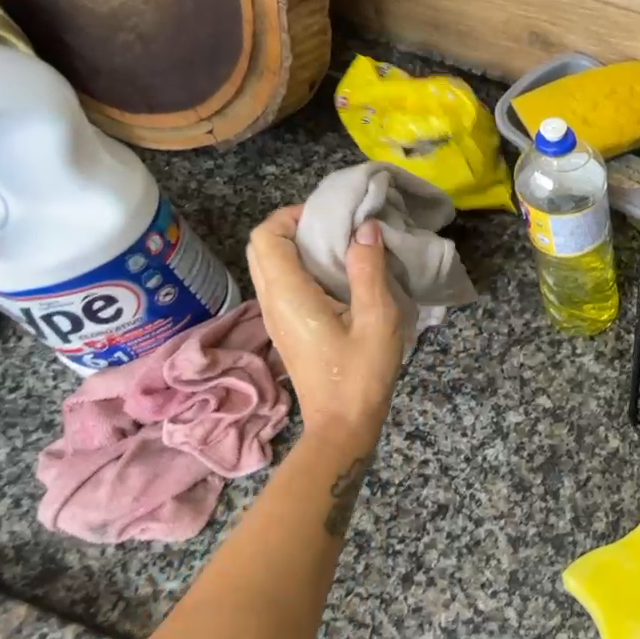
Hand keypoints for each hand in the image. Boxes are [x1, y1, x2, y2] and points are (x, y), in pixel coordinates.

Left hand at [246, 206, 405, 452]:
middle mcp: (273, 301)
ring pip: (270, 265)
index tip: (332, 216)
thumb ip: (368, 270)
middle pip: (262, 247)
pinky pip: (283, 282)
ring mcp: (276, 316)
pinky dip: (303, 267)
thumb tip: (365, 228)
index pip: (266, 236)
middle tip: (337, 227)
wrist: (343, 423)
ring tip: (343, 247)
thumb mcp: (377, 319)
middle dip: (294, 227)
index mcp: (289, 295)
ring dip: (299, 247)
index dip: (292, 216)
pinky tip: (340, 276)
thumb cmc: (362, 373)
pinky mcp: (287, 327)